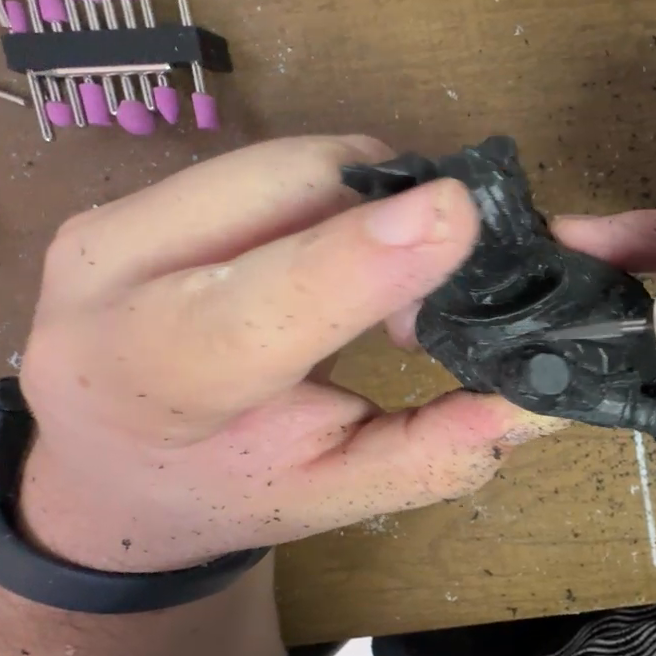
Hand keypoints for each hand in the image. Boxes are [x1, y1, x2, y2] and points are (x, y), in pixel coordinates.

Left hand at [15, 136, 563, 573]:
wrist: (113, 462)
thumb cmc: (234, 488)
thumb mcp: (342, 494)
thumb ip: (438, 453)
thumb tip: (542, 399)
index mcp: (161, 379)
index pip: (262, 308)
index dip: (361, 255)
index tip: (459, 213)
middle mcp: (117, 272)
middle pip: (289, 186)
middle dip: (399, 212)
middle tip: (452, 284)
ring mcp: (123, 214)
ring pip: (296, 160)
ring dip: (383, 203)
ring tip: (406, 284)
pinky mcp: (151, 190)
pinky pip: (288, 164)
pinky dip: (358, 198)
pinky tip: (365, 255)